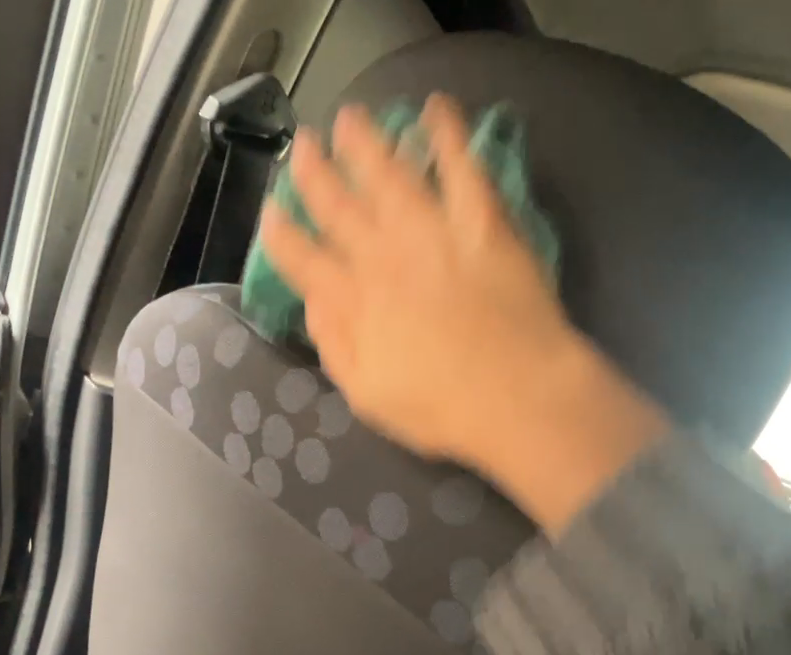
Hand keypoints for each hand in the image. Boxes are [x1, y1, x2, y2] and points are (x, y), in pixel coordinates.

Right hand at [260, 96, 667, 535]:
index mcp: (353, 303)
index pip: (303, 260)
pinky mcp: (481, 221)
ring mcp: (431, 232)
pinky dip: (447, 134)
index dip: (282, 235)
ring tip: (348, 118)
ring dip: (365, 143)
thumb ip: (334, 346)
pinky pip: (460, 167)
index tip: (272, 212)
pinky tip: (435, 110)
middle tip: (302, 146)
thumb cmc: (440, 409)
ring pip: (388, 174)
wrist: (519, 396)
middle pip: (338, 206)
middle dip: (315, 173)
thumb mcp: (366, 396)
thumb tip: (313, 305)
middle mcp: (383, 257)